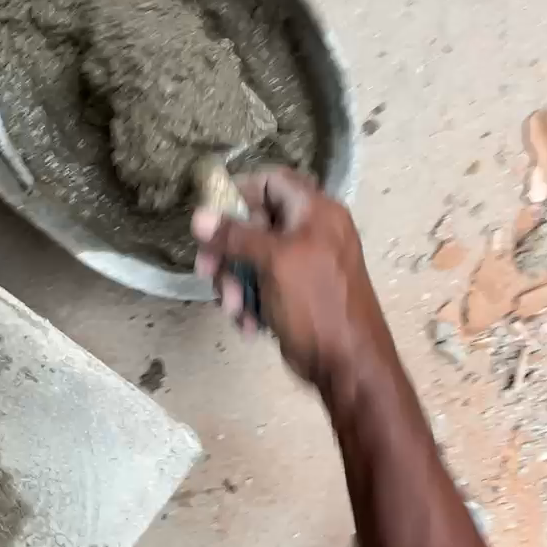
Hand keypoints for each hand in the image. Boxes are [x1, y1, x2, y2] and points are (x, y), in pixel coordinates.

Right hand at [192, 167, 393, 389]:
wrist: (348, 365)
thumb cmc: (316, 303)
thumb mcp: (273, 262)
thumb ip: (235, 236)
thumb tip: (198, 217)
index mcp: (315, 212)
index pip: (271, 182)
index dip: (239, 193)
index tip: (211, 217)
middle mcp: (310, 232)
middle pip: (253, 224)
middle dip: (228, 252)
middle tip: (206, 272)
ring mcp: (302, 265)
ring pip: (251, 259)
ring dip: (235, 284)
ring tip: (236, 310)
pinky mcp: (294, 294)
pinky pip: (260, 286)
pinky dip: (249, 303)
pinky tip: (250, 325)